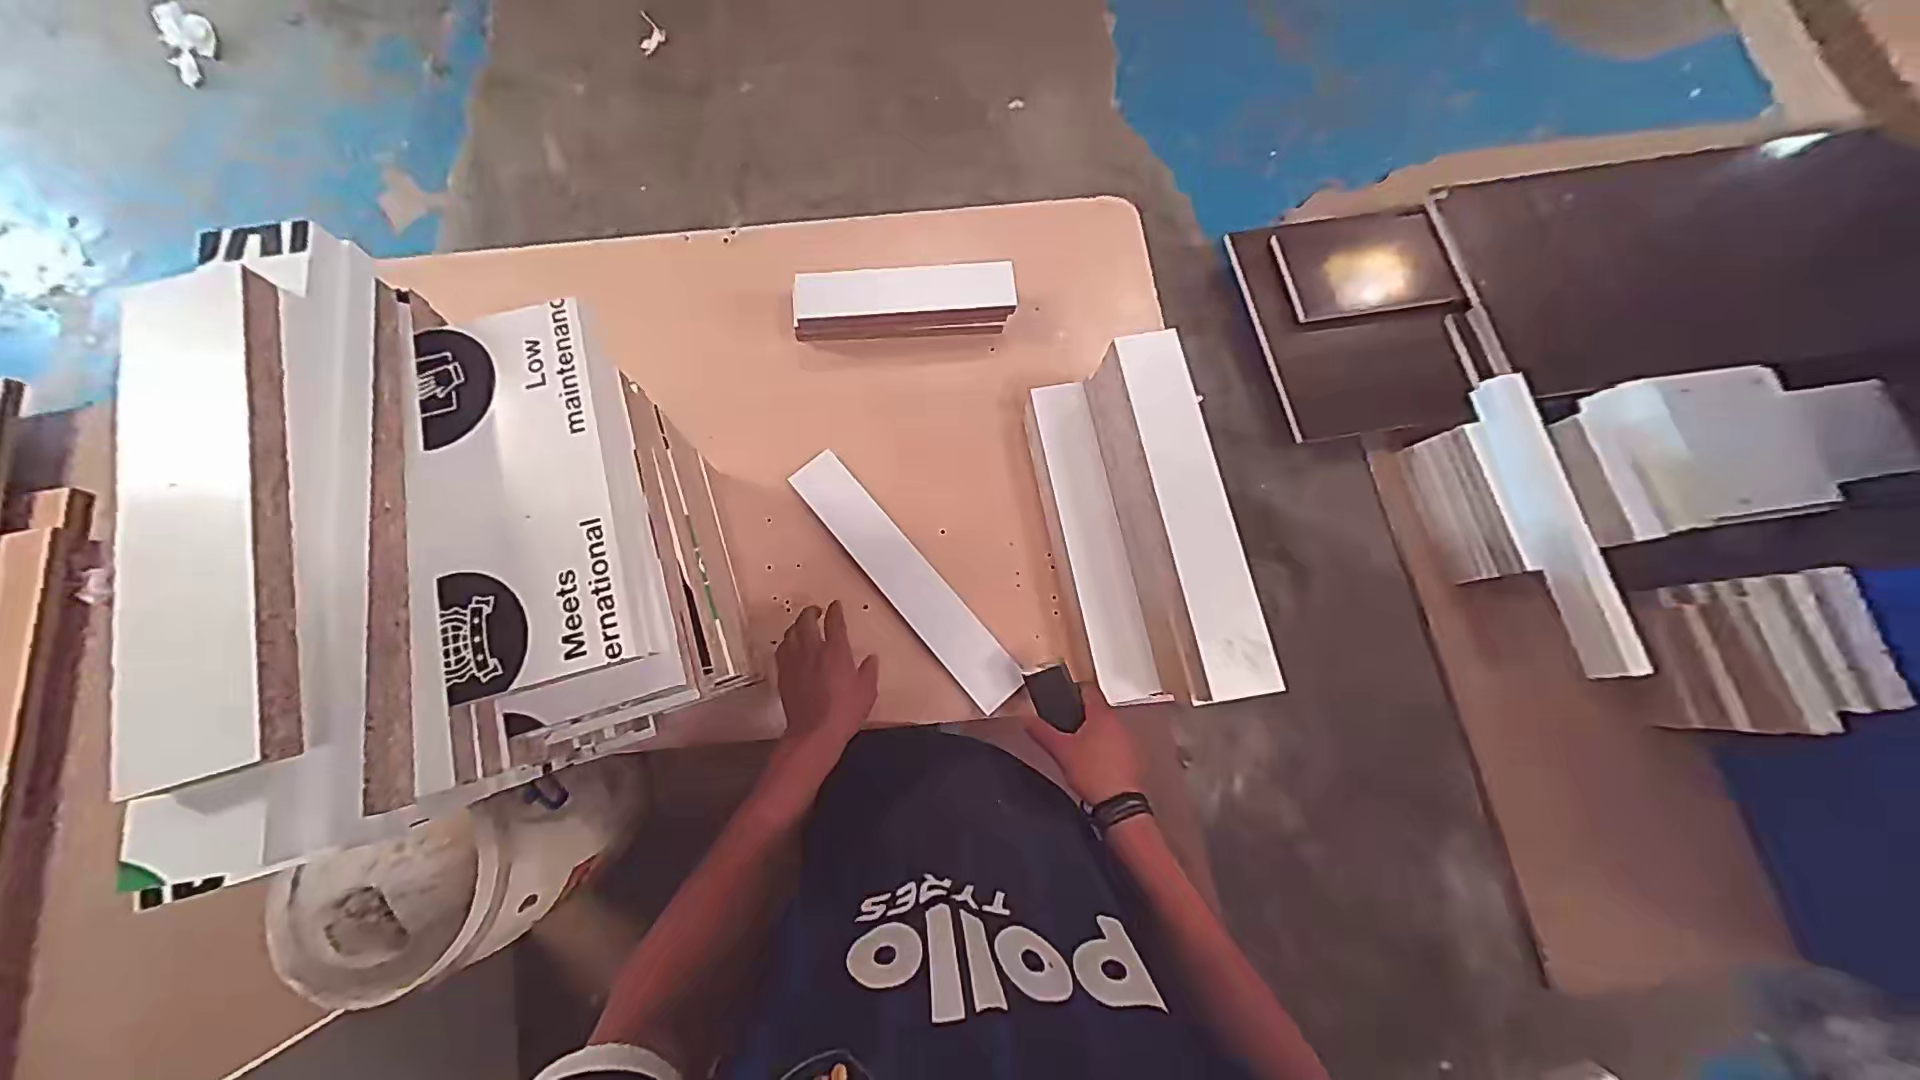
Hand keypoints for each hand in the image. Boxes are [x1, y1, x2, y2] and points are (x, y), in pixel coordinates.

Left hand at [774, 602, 879, 752]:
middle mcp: (813, 651)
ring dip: (797, 625)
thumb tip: (871, 660)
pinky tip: (789, 645)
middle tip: (815, 610)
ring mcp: (795, 661)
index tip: (835, 606)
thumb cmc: (841, 713)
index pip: (834, 621)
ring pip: (791, 632)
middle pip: (807, 620)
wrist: (815, 732)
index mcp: (836, 651)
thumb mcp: (867, 691)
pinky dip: (786, 642)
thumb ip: (869, 671)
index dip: (835, 611)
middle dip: (811, 611)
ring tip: (802, 624)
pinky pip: (781, 649)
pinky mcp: (784, 674)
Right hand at [1023, 687, 1144, 804]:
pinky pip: (1118, 745)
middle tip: (1068, 728)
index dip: (1074, 690)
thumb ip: (1042, 732)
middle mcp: (1119, 723)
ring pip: (1109, 728)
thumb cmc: (1094, 775)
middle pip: (1098, 709)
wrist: (1119, 804)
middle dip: (1082, 717)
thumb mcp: (1060, 751)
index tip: (1066, 696)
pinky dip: (1108, 750)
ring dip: (1096, 733)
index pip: (1088, 689)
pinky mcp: (1135, 757)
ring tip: (1081, 749)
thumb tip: (1029, 721)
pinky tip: (1096, 763)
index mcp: (1101, 715)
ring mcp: (1129, 740)